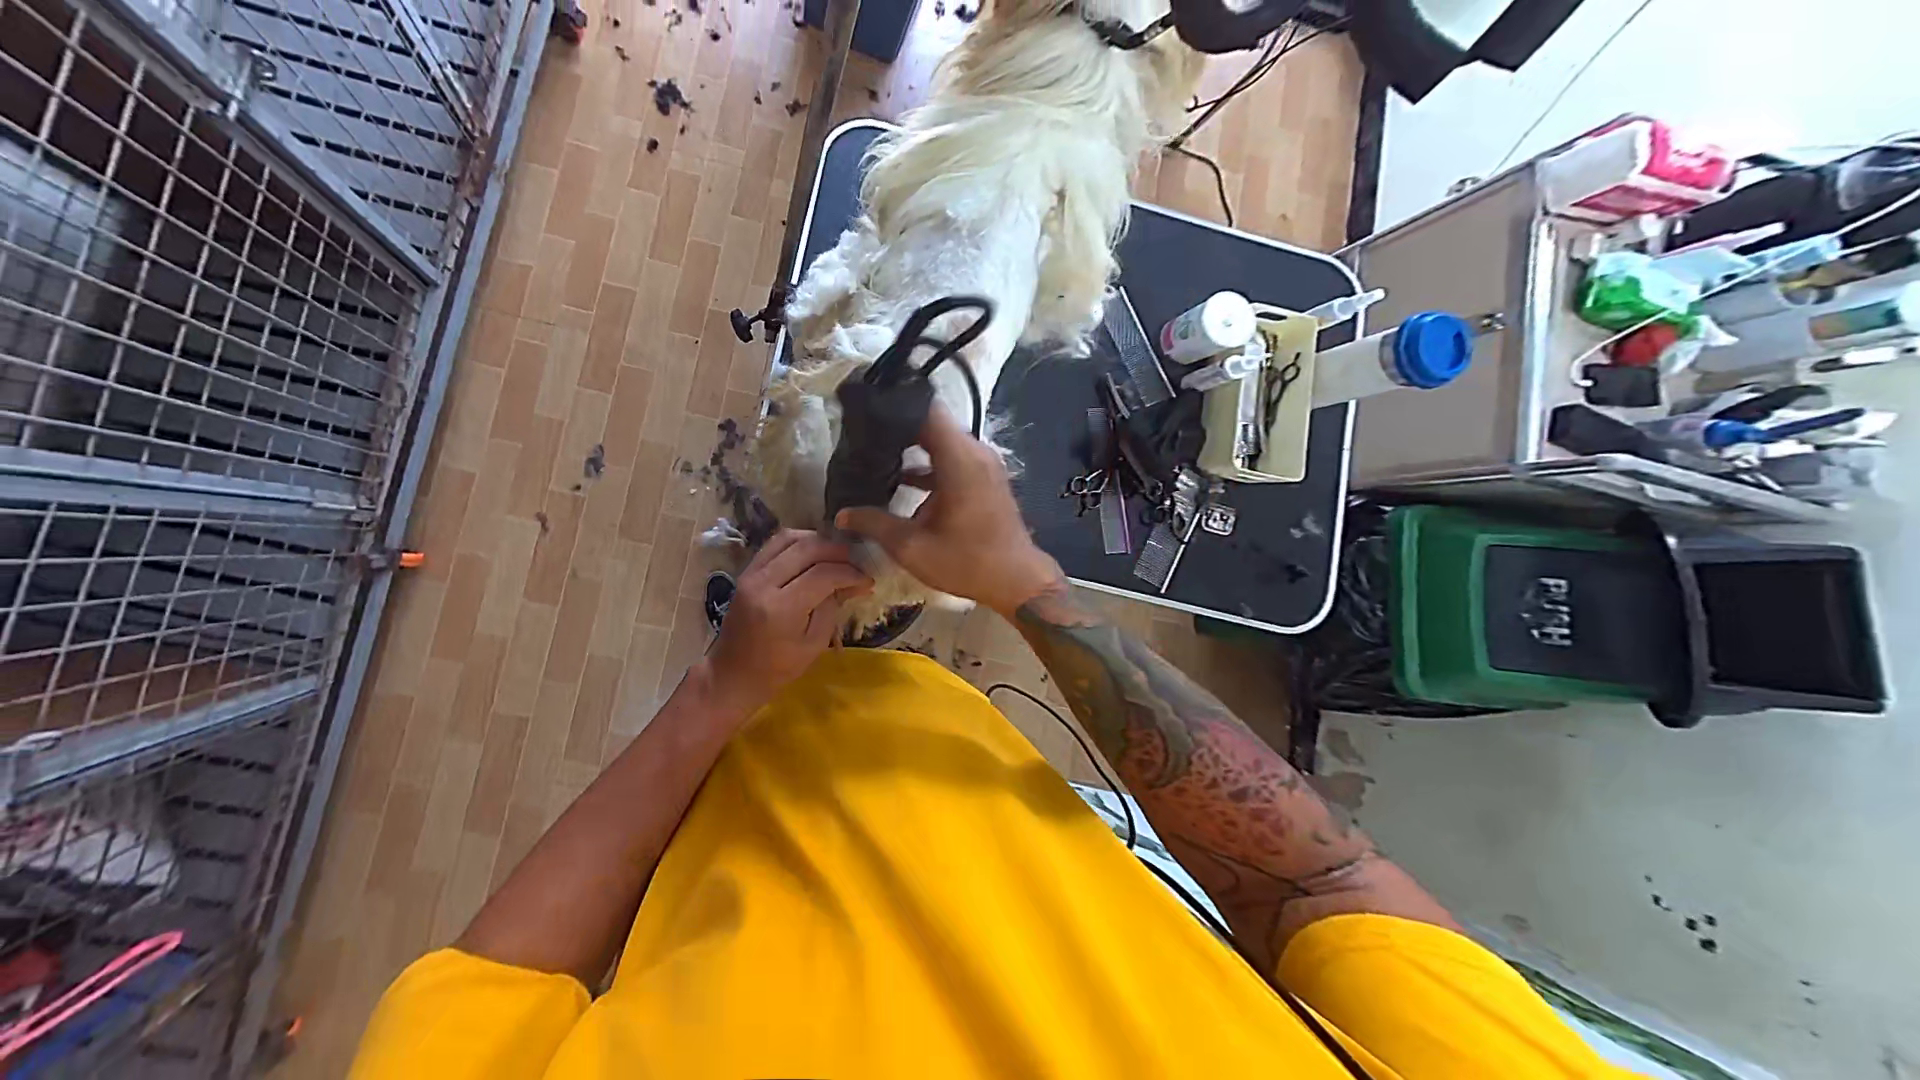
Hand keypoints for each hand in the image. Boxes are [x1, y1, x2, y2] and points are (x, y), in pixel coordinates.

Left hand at [699, 530, 872, 716]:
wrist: (732, 674)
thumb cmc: (777, 668)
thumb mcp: (814, 643)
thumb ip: (834, 607)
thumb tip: (859, 582)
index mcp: (780, 608)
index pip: (822, 574)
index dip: (850, 573)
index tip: (867, 579)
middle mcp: (763, 583)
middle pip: (806, 548)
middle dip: (837, 551)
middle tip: (857, 561)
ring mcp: (751, 574)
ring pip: (789, 538)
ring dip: (817, 541)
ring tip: (837, 554)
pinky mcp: (747, 572)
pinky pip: (775, 544)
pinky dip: (799, 543)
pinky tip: (815, 554)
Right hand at [835, 406, 1061, 617]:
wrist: (1016, 580)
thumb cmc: (967, 562)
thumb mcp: (912, 547)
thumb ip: (874, 524)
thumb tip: (842, 513)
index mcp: (959, 459)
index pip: (926, 410)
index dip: (894, 405)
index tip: (865, 410)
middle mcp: (974, 452)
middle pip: (932, 423)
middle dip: (897, 426)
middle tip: (861, 433)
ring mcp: (983, 463)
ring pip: (941, 441)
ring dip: (912, 446)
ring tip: (874, 453)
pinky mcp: (984, 477)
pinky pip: (952, 458)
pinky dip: (928, 463)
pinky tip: (899, 478)